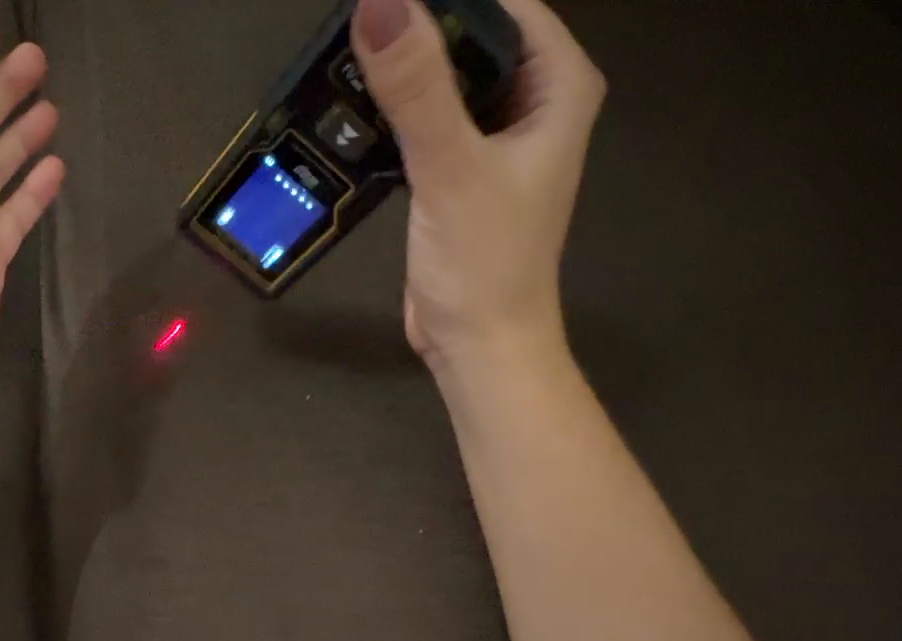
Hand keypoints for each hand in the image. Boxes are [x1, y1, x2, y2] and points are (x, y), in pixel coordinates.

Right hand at [350, 0, 603, 371]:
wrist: (477, 345)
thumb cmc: (484, 263)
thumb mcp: (451, 168)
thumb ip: (417, 88)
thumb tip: (378, 3)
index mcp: (557, 86)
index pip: (502, 7)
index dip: (442, 4)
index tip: (379, 9)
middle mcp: (532, 103)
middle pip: (469, 40)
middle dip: (413, 38)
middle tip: (351, 40)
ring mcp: (493, 140)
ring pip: (443, 82)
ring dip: (399, 79)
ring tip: (344, 72)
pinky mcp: (458, 173)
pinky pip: (426, 123)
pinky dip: (394, 119)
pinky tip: (356, 119)